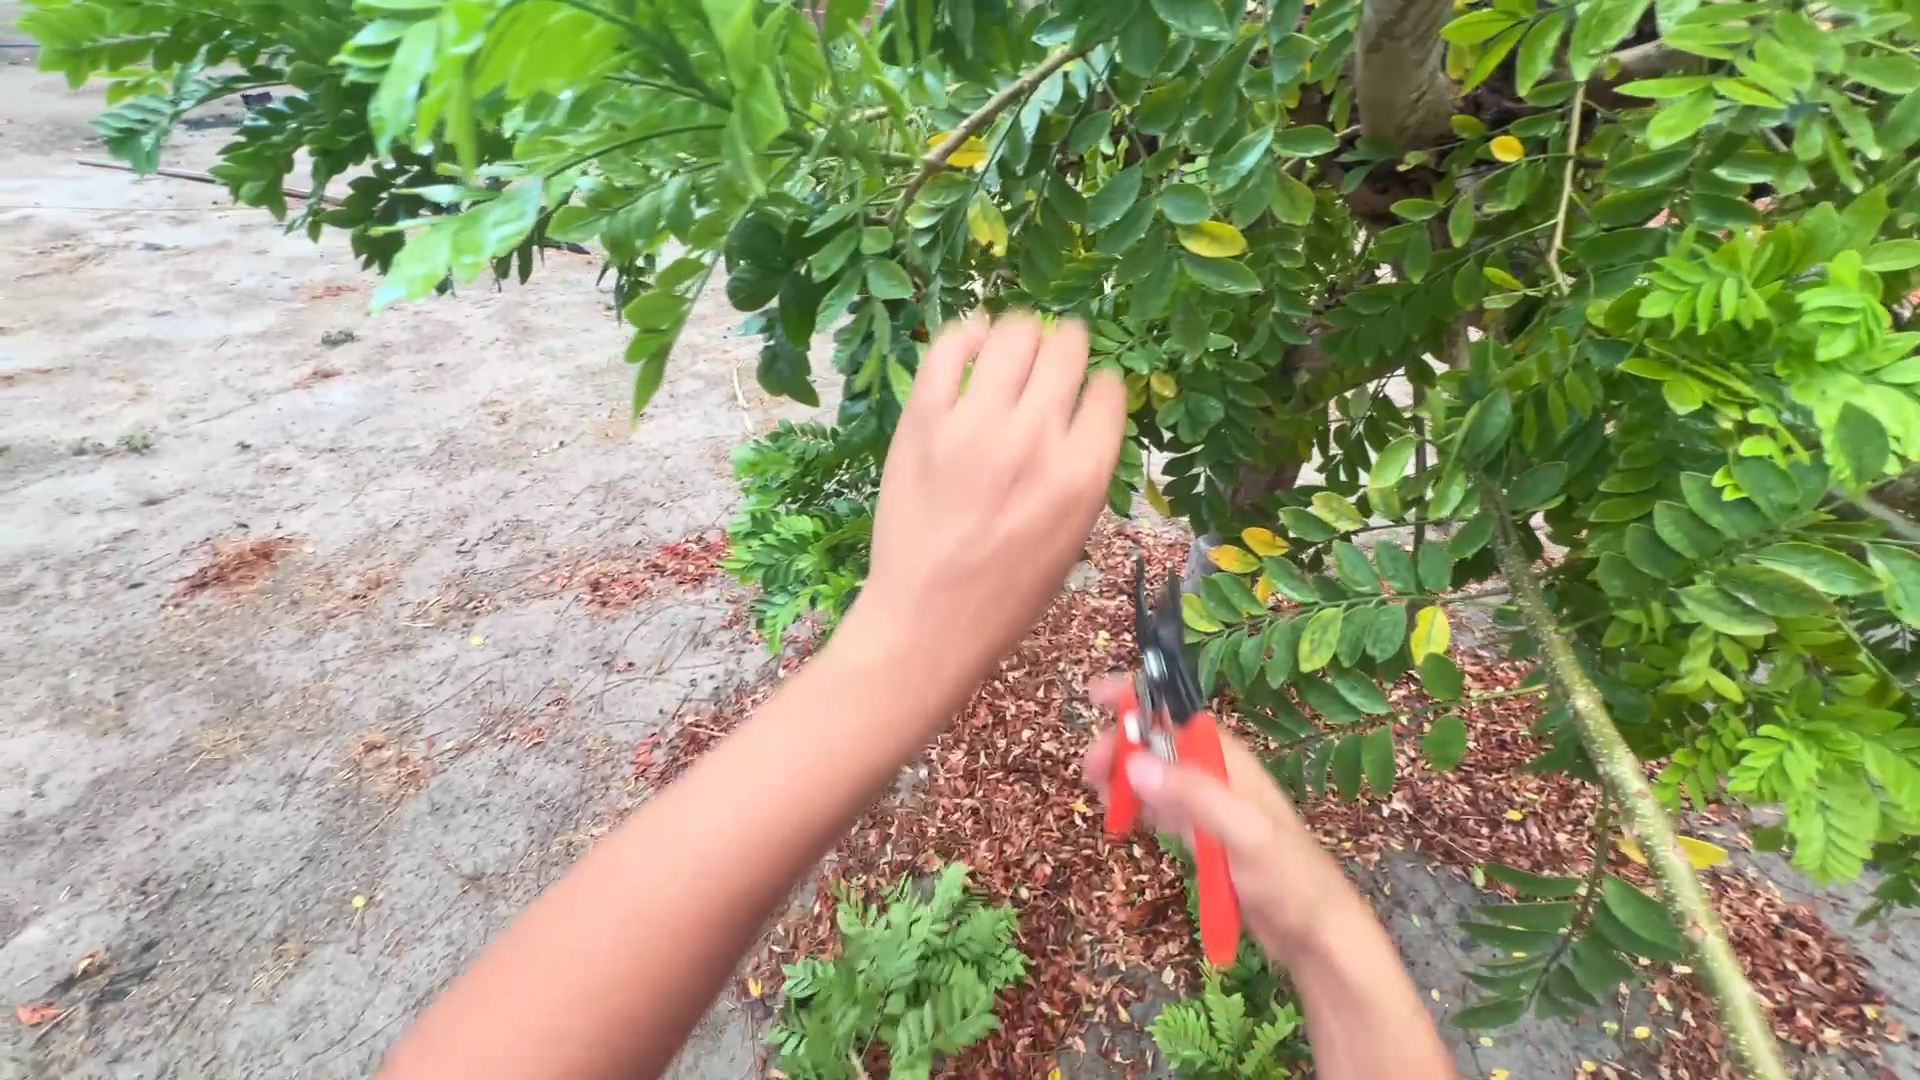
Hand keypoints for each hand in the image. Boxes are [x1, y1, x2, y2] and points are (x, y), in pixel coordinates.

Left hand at [847, 313, 1125, 688]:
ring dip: (1021, 336)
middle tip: (1048, 365)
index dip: (1096, 388)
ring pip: (1014, 333)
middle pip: (1067, 347)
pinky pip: (950, 348)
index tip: (1081, 397)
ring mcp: (975, 425)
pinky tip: (973, 344)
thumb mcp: (1072, 539)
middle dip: (1065, 349)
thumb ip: (1081, 470)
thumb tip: (1078, 413)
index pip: (1107, 389)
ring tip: (1011, 353)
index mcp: (1083, 474)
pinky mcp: (923, 420)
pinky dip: (967, 335)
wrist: (927, 622)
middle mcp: (1036, 438)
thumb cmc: (1006, 596)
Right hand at [1082, 675, 1358, 964]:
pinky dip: (1139, 806)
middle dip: (1121, 747)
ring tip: (1098, 793)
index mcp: (1227, 761)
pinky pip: (1162, 808)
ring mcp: (1209, 806)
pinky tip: (1122, 816)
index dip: (1137, 699)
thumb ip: (1192, 795)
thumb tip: (1135, 763)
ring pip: (1155, 775)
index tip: (1097, 695)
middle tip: (1090, 770)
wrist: (1318, 936)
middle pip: (1157, 743)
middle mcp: (1215, 775)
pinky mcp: (1205, 837)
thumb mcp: (1243, 833)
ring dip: (1124, 777)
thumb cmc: (1289, 879)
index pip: (1175, 713)